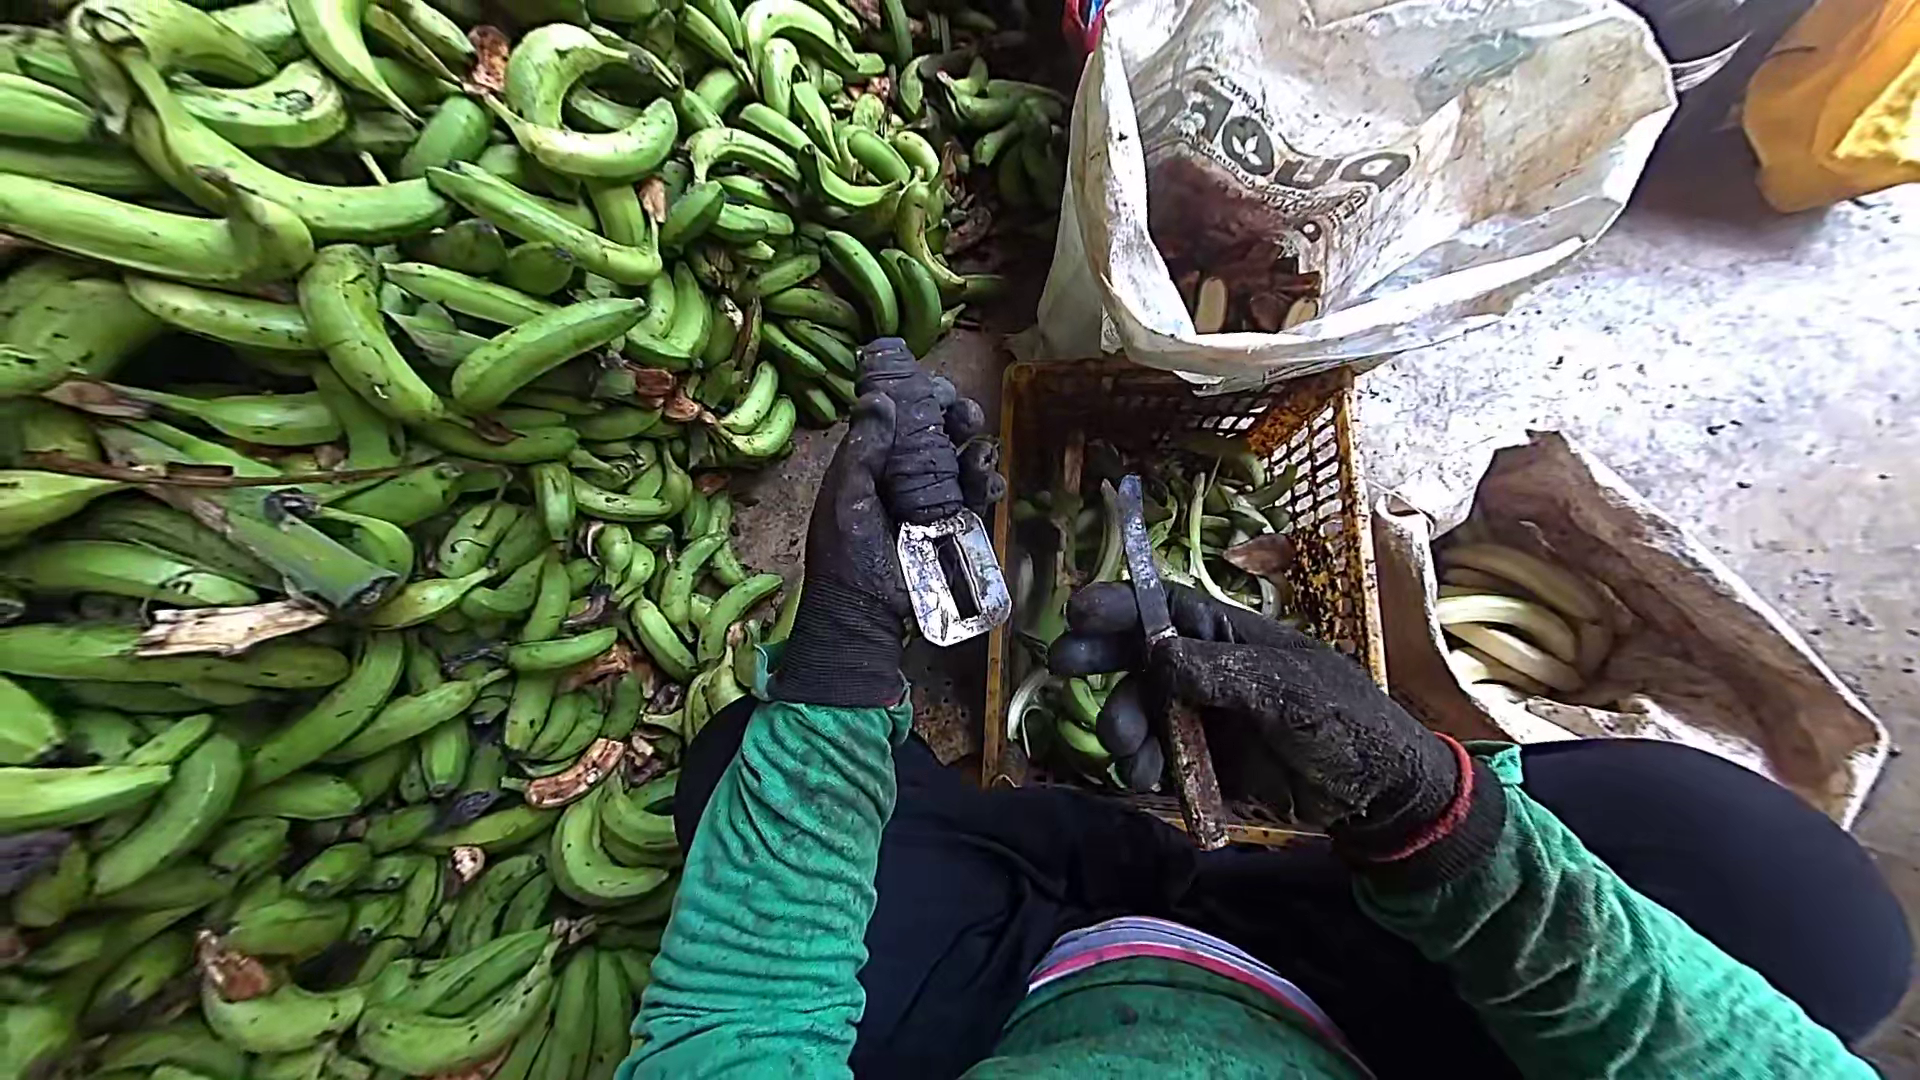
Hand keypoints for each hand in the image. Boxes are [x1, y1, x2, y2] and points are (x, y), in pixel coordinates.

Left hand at [774, 347, 1000, 706]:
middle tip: (965, 416)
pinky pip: (976, 497)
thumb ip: (863, 450)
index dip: (922, 398)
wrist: (865, 612)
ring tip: (979, 451)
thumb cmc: (845, 555)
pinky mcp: (954, 525)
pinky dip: (988, 485)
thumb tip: (879, 397)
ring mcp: (933, 500)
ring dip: (978, 447)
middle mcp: (906, 475)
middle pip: (941, 432)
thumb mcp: (845, 498)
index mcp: (875, 462)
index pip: (904, 417)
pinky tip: (988, 485)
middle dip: (958, 417)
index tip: (937, 388)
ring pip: (964, 459)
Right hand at [1051, 583, 1500, 876]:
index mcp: (1222, 634)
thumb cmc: (1343, 721)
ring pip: (1133, 707)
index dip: (1117, 603)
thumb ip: (1220, 670)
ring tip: (1126, 748)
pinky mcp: (1194, 758)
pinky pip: (1149, 755)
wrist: (1379, 796)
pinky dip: (1137, 764)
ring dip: (1118, 723)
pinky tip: (1142, 776)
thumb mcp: (1287, 688)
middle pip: (1131, 653)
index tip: (1078, 611)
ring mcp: (1192, 714)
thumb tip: (1156, 655)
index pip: (1160, 607)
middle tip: (1064, 665)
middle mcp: (1197, 668)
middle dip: (1095, 657)